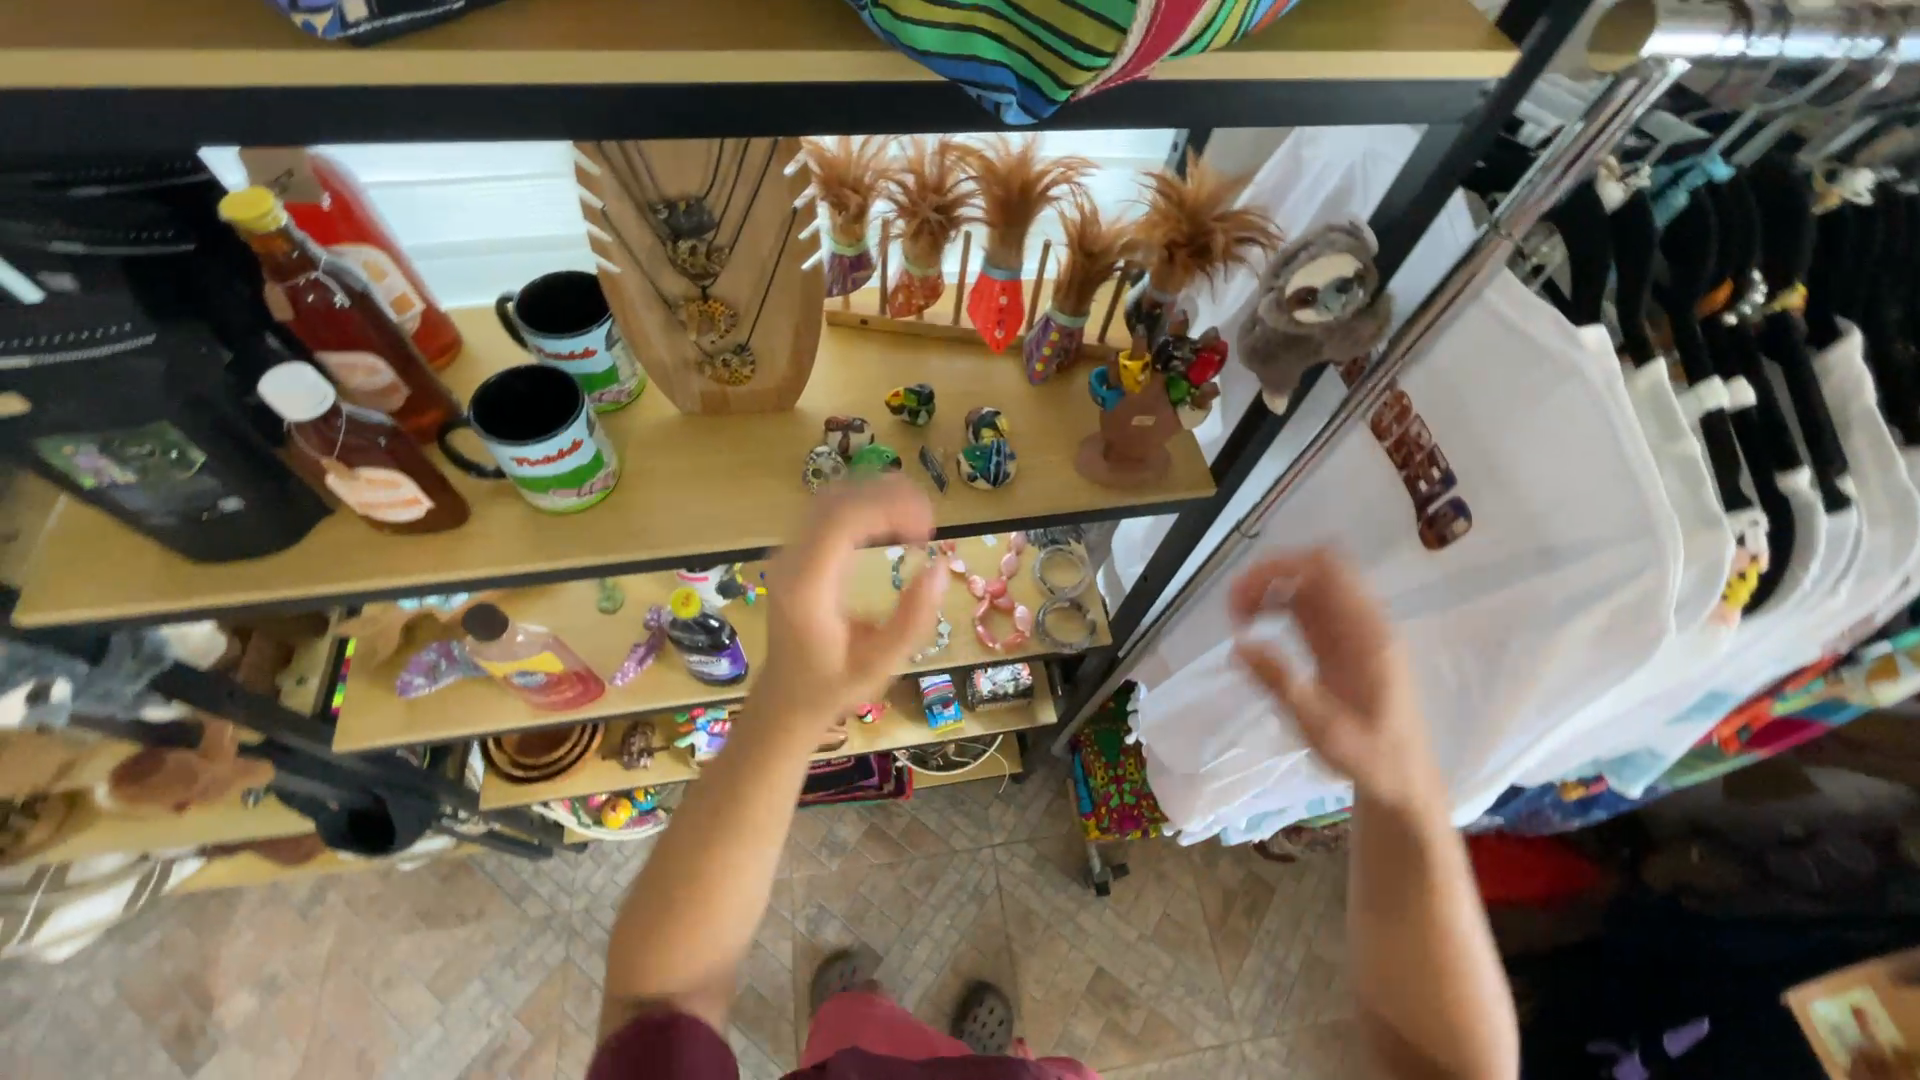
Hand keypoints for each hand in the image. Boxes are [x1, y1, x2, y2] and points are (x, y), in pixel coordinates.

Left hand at [756, 476, 948, 727]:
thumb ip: (912, 619)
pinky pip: (827, 514)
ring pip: (831, 499)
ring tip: (916, 519)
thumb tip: (940, 567)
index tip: (928, 530)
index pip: (843, 521)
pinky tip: (891, 526)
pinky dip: (863, 508)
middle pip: (837, 500)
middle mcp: (790, 561)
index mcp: (808, 587)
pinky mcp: (793, 554)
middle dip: (888, 496)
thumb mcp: (880, 664)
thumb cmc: (833, 686)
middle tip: (929, 520)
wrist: (785, 699)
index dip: (889, 508)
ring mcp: (787, 554)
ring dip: (876, 498)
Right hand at [1229, 548, 1437, 807]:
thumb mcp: (1324, 729)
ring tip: (1238, 619)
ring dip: (1268, 590)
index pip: (1326, 570)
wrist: (1403, 782)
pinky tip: (1254, 628)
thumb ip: (1283, 685)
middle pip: (1313, 568)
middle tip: (1234, 610)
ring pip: (1306, 584)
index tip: (1242, 600)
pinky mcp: (1338, 643)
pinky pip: (1306, 606)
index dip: (1280, 570)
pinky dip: (1275, 606)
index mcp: (1368, 634)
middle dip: (1268, 577)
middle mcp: (1362, 622)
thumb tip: (1239, 646)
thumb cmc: (1369, 758)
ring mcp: (1351, 631)